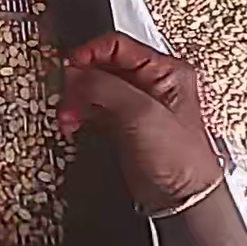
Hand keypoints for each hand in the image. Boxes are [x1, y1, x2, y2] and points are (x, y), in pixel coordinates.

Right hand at [58, 33, 223, 211]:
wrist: (180, 199)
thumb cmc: (178, 157)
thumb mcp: (141, 113)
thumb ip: (105, 87)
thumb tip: (75, 72)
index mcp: (164, 70)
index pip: (118, 46)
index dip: (90, 52)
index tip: (70, 65)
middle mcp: (150, 83)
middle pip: (101, 66)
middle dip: (79, 80)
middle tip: (66, 93)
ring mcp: (135, 104)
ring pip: (94, 88)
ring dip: (75, 98)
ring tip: (67, 114)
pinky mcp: (122, 124)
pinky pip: (92, 108)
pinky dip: (79, 113)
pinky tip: (72, 123)